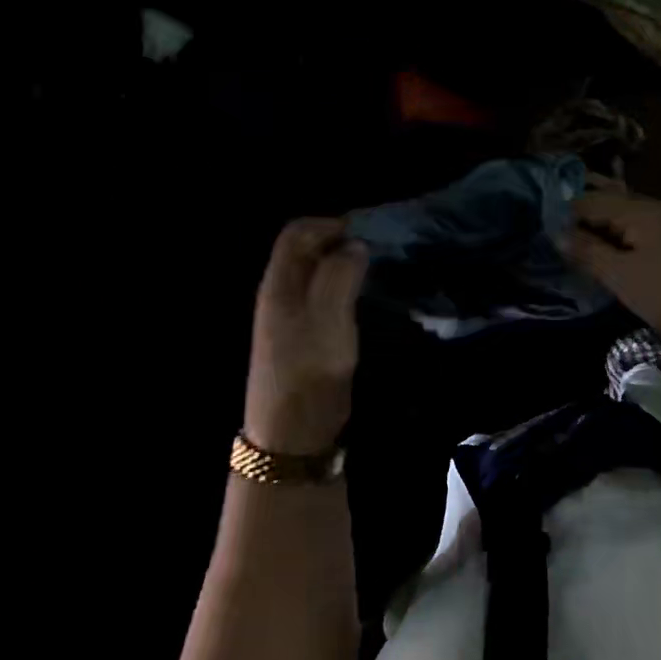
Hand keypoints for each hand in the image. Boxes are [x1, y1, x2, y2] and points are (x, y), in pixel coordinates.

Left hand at [245, 219, 367, 454]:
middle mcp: (281, 295)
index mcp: (279, 283)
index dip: (330, 224)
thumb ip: (340, 273)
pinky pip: (327, 300)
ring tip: (381, 272)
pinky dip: (347, 291)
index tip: (367, 234)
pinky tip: (369, 302)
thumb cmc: (309, 370)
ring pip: (319, 276)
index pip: (298, 232)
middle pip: (308, 252)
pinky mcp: (308, 339)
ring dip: (346, 268)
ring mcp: (293, 319)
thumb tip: (354, 245)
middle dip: (341, 243)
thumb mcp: (328, 316)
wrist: (293, 435)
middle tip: (380, 252)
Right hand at [562, 191, 660, 343]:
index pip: (590, 200)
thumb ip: (589, 252)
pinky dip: (618, 234)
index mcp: (639, 210)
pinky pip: (639, 229)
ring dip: (599, 222)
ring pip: (625, 214)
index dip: (562, 210)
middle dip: (580, 207)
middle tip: (550, 220)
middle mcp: (655, 209)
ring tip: (572, 235)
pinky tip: (607, 249)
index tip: (536, 223)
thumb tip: (557, 234)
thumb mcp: (623, 277)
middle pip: (609, 199)